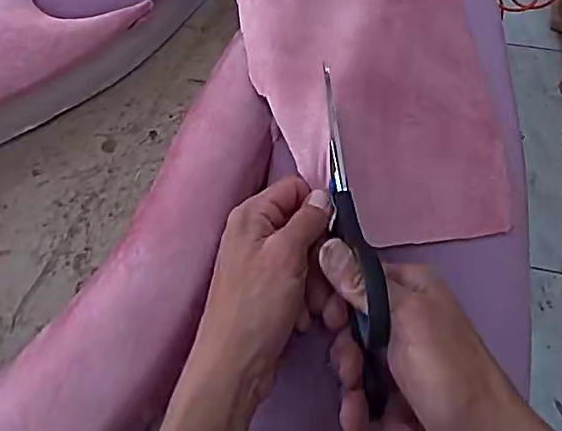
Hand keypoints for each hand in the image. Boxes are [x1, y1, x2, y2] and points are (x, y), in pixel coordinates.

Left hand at [161, 177, 331, 430]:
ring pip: (308, 254)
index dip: (317, 208)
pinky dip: (307, 296)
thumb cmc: (257, 307)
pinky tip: (302, 316)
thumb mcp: (287, 254)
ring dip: (317, 280)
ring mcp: (261, 262)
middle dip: (320, 254)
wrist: (233, 372)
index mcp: (252, 215)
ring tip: (313, 306)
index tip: (328, 234)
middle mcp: (255, 233)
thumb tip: (324, 194)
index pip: (297, 189)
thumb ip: (309, 218)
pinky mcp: (268, 288)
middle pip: (306, 224)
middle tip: (322, 278)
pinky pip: (300, 279)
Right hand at [316, 241, 547, 430]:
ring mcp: (399, 356)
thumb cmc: (446, 365)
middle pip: (353, 323)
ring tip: (357, 401)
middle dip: (344, 348)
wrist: (476, 428)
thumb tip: (330, 245)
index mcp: (410, 286)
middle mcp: (404, 316)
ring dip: (348, 383)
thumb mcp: (406, 316)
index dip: (338, 295)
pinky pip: (362, 394)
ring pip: (354, 361)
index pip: (360, 277)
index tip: (327, 319)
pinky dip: (356, 408)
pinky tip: (360, 418)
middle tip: (351, 367)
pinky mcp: (395, 393)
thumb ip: (364, 285)